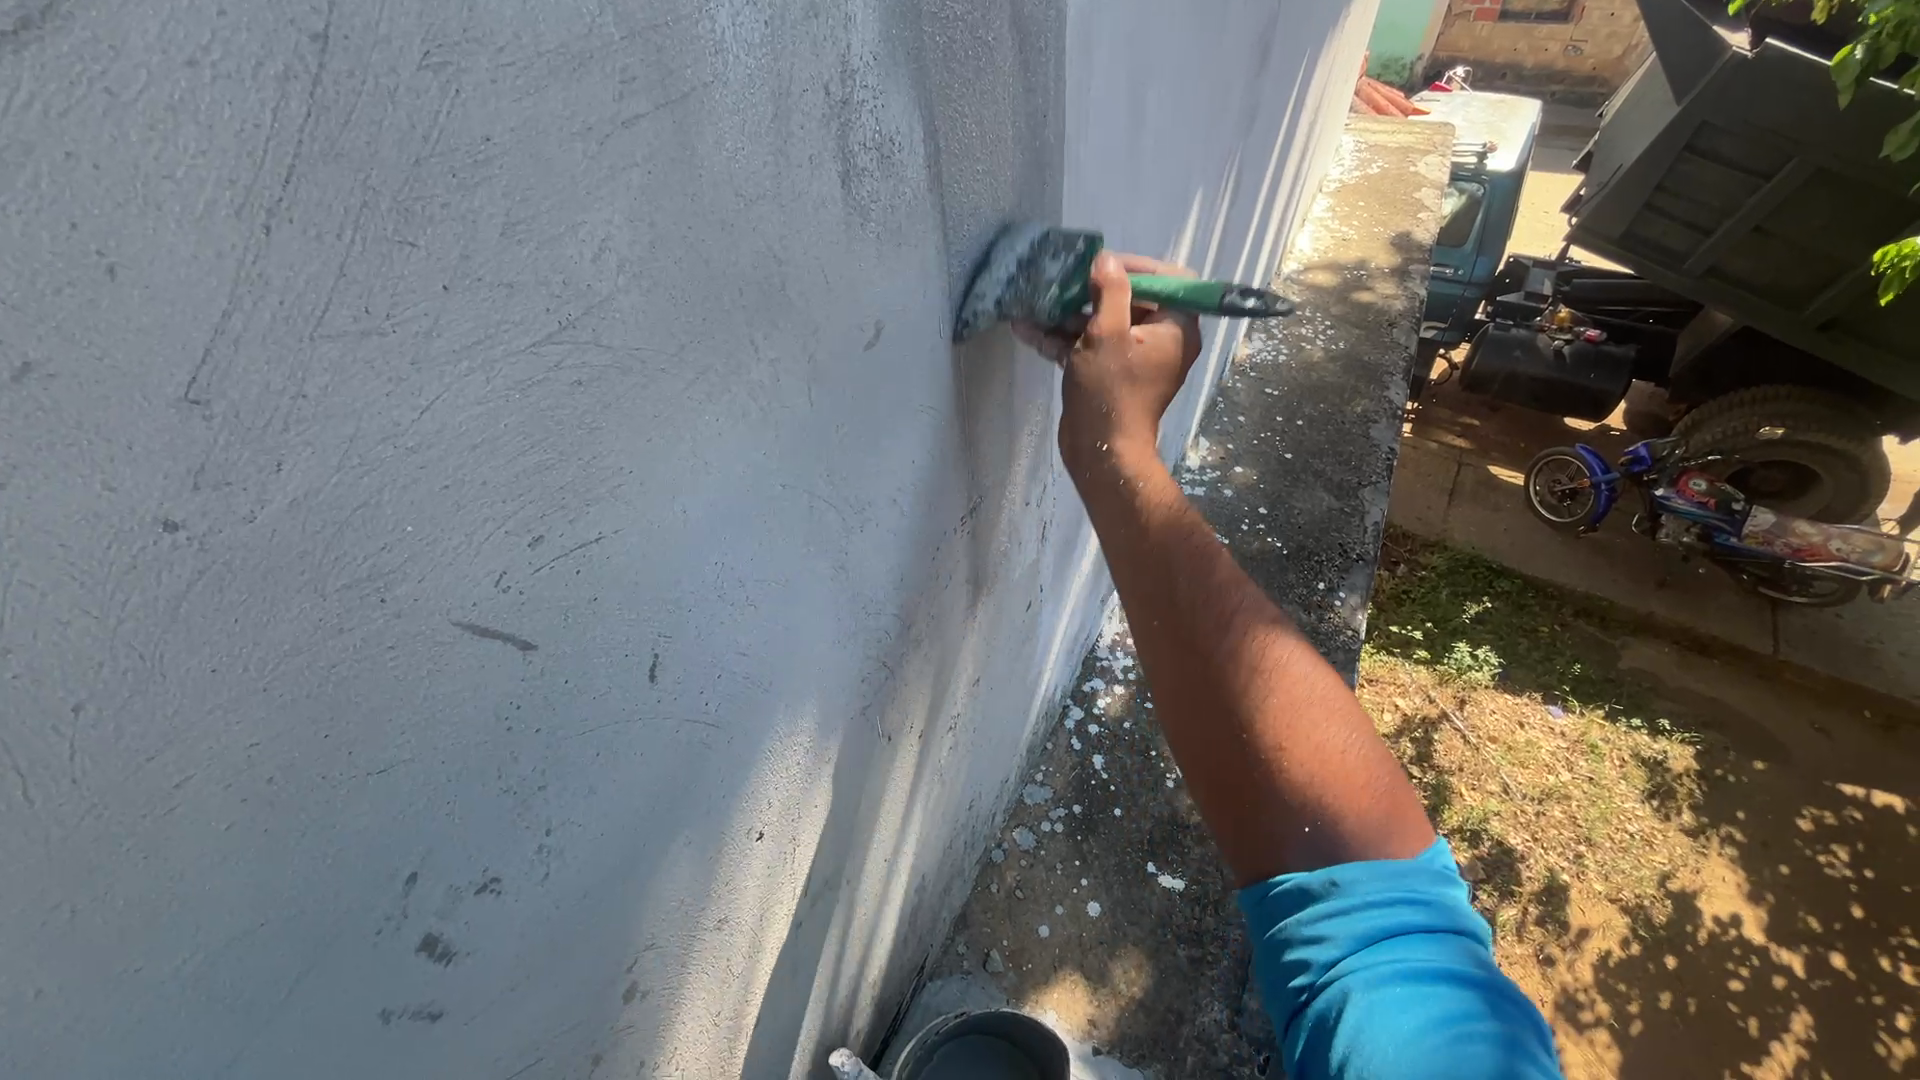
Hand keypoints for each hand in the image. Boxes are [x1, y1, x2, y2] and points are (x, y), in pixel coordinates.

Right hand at [1013, 251, 1202, 477]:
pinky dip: (1063, 340)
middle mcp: (1161, 341)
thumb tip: (1106, 259)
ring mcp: (1133, 360)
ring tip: (1035, 303)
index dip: (1137, 267)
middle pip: (1130, 301)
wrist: (1101, 452)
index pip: (1170, 280)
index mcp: (1175, 328)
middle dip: (1091, 291)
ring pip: (1103, 325)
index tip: (1103, 265)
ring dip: (1069, 316)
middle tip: (1063, 282)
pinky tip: (1027, 328)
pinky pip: (1090, 348)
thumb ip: (1110, 291)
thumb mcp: (1107, 334)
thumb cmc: (1111, 391)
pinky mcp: (1109, 376)